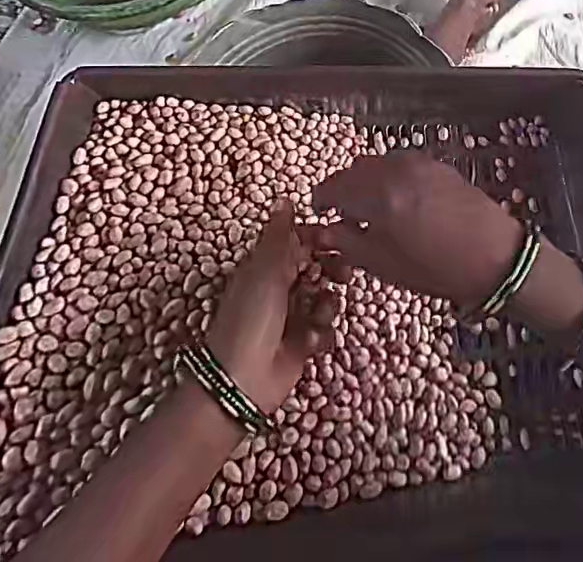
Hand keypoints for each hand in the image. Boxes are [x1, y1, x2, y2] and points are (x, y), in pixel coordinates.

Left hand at [203, 206, 345, 412]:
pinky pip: (325, 327)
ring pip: (326, 297)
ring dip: (327, 305)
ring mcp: (292, 315)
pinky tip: (312, 341)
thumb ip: (281, 236)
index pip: (300, 241)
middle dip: (333, 271)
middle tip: (342, 277)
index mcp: (267, 265)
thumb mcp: (266, 272)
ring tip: (317, 318)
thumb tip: (286, 198)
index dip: (320, 239)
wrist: (241, 384)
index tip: (336, 241)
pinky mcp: (304, 341)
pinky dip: (322, 333)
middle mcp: (280, 287)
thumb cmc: (250, 320)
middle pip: (318, 267)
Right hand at [310, 152, 521, 306]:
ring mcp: (419, 163)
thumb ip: (348, 243)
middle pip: (354, 170)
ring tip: (375, 208)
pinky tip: (400, 199)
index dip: (322, 200)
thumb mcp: (385, 264)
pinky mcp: (437, 164)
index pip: (334, 187)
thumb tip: (324, 231)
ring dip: (367, 180)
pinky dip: (391, 175)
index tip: (320, 212)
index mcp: (378, 196)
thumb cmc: (437, 267)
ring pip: (378, 163)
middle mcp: (395, 171)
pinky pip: (401, 163)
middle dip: (344, 189)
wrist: (494, 254)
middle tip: (345, 214)